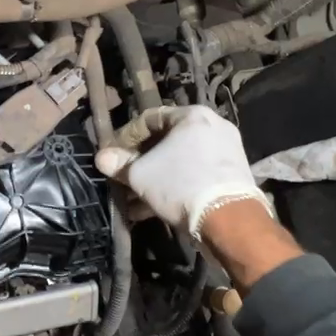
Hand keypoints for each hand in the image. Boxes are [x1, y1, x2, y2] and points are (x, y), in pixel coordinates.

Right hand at [95, 105, 272, 240]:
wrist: (229, 220)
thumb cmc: (180, 185)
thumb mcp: (140, 175)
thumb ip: (119, 164)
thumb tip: (102, 157)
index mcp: (192, 115)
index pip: (149, 118)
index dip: (125, 137)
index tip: (112, 155)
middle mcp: (213, 126)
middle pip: (166, 141)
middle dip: (141, 162)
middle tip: (124, 177)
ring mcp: (226, 151)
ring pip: (180, 161)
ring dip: (156, 177)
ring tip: (135, 199)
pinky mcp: (233, 174)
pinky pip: (195, 174)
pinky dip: (175, 185)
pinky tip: (154, 208)